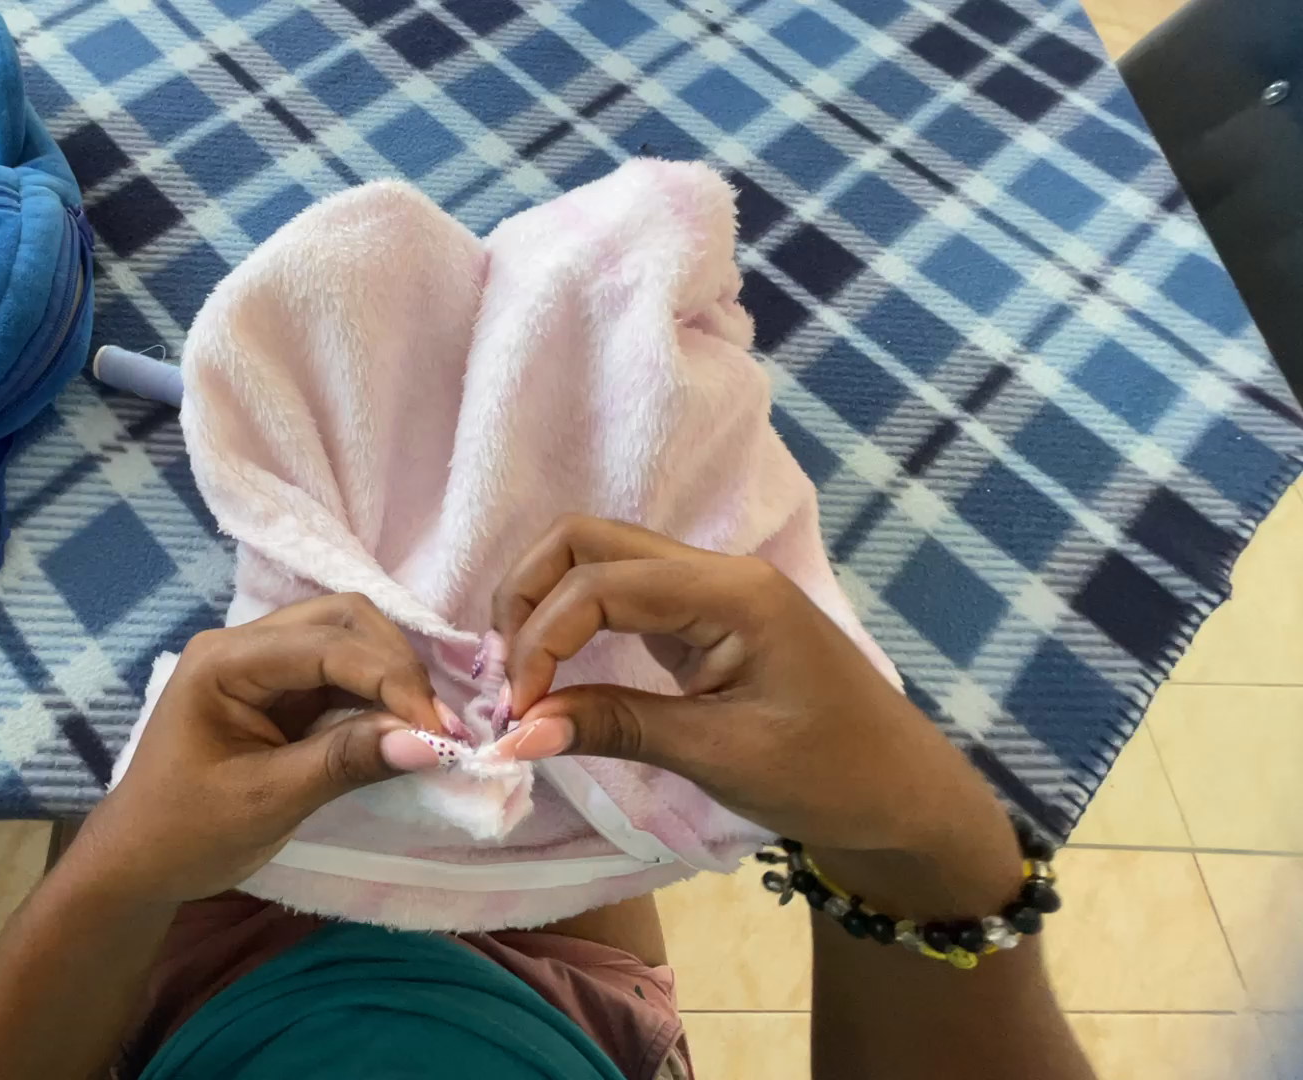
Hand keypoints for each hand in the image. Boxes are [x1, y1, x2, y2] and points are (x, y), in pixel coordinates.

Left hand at [64, 593, 452, 905]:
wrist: (139, 861)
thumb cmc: (187, 833)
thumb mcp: (267, 801)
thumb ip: (345, 762)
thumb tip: (429, 743)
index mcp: (224, 661)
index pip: (326, 645)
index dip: (390, 678)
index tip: (438, 729)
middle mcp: (244, 644)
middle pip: (341, 618)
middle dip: (395, 663)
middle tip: (434, 723)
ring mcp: (261, 661)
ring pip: (346, 636)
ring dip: (391, 673)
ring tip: (426, 724)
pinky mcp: (279, 687)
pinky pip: (339, 671)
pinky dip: (375, 692)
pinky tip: (400, 722)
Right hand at [490, 516, 1021, 913]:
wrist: (908, 797)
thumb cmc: (831, 778)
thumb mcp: (718, 755)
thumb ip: (612, 727)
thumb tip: (515, 734)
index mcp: (730, 592)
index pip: (599, 584)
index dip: (541, 639)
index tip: (517, 709)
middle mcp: (710, 568)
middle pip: (583, 538)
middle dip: (525, 595)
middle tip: (504, 670)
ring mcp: (702, 584)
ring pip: (592, 553)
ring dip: (539, 600)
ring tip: (519, 666)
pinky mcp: (692, 610)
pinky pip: (611, 587)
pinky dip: (566, 616)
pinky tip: (550, 659)